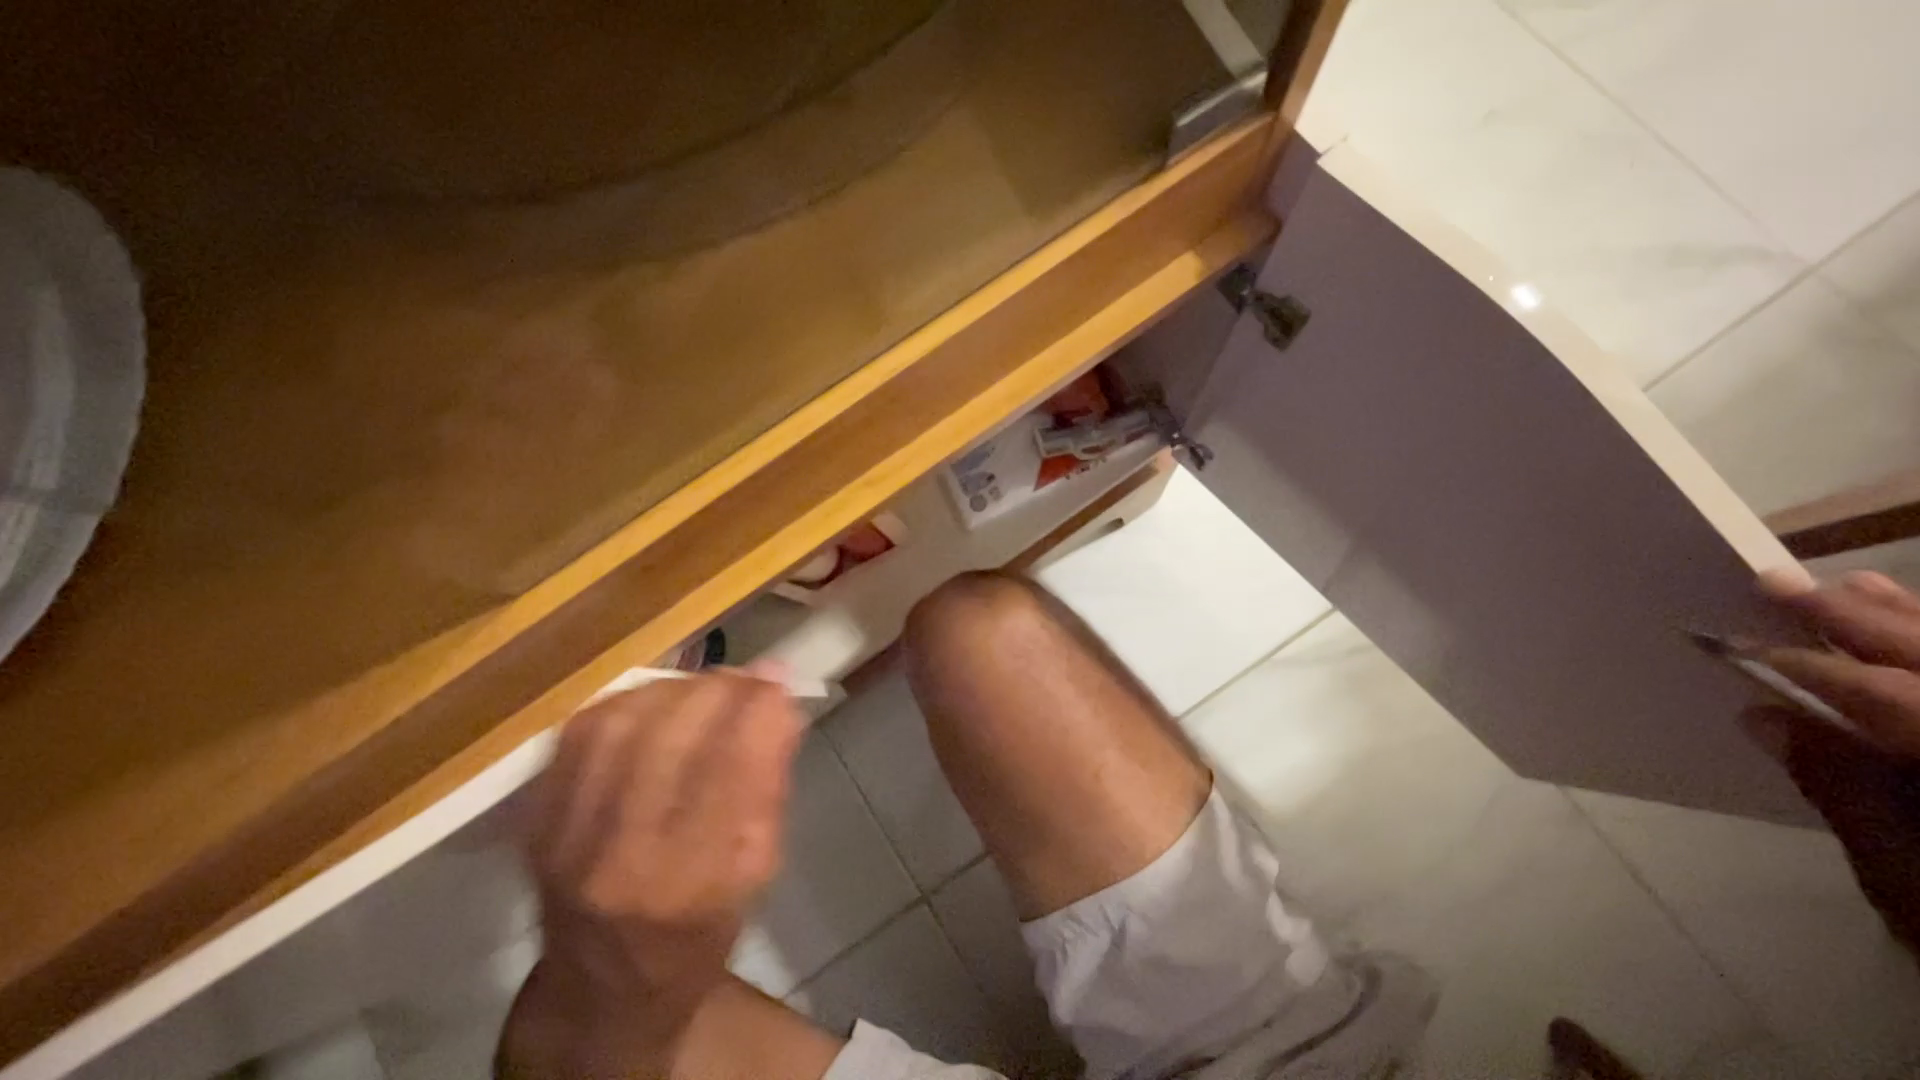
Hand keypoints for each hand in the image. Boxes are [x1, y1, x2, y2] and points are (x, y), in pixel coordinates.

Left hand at [521, 672, 803, 1043]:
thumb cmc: (699, 932)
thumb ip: (769, 785)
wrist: (603, 986)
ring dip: (676, 689)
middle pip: (671, 735)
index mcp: (692, 882)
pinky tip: (659, 703)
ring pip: (623, 721)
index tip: (779, 680)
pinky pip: (583, 729)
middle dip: (720, 690)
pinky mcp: (535, 814)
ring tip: (708, 688)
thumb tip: (778, 703)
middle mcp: (621, 854)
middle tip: (749, 679)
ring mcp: (566, 832)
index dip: (757, 710)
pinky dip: (630, 702)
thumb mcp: (758, 872)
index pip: (729, 767)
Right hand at [1749, 570, 1919, 953]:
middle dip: (1854, 619)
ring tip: (1850, 587)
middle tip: (1778, 584)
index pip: (1881, 695)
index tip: (1740, 646)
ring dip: (1907, 621)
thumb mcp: (1906, 877)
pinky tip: (1911, 626)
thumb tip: (1766, 718)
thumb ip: (1842, 791)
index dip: (1809, 668)